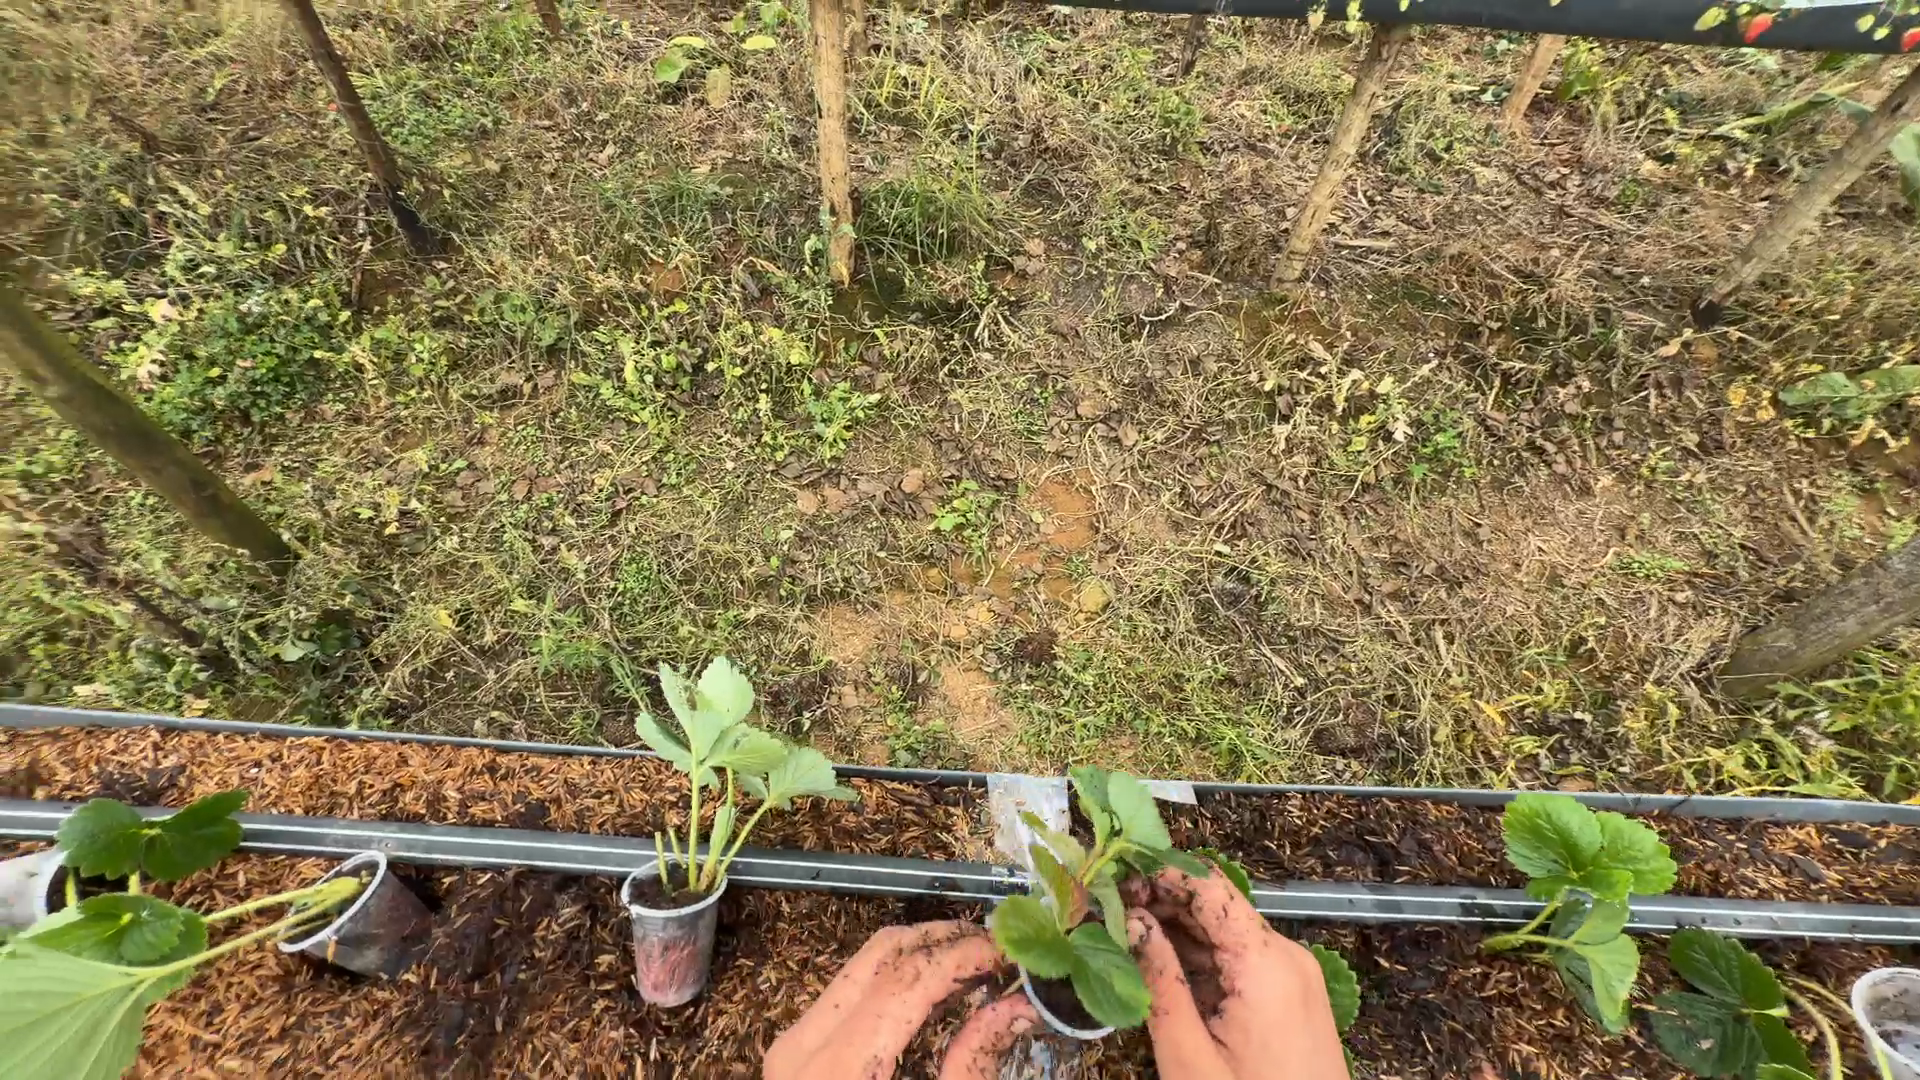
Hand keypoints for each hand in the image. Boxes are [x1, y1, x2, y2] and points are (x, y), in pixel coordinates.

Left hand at [763, 920, 1038, 1079]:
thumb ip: (973, 1065)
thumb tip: (1018, 1005)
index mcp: (834, 1072)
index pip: (909, 980)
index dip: (965, 956)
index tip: (1012, 951)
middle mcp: (802, 1042)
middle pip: (884, 954)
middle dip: (945, 940)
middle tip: (998, 947)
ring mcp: (793, 1041)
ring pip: (866, 961)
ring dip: (924, 952)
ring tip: (976, 961)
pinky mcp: (797, 1048)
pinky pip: (853, 987)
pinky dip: (900, 976)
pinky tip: (938, 988)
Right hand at [1126, 867, 1348, 1079]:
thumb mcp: (1189, 1057)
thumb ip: (1159, 978)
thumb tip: (1131, 917)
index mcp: (1265, 962)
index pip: (1207, 885)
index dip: (1159, 872)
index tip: (1115, 876)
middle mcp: (1285, 955)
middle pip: (1215, 903)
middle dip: (1162, 899)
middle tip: (1111, 908)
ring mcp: (1293, 975)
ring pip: (1225, 929)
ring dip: (1177, 926)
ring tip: (1127, 932)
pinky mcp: (1291, 996)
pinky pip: (1239, 957)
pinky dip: (1200, 954)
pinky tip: (1163, 962)